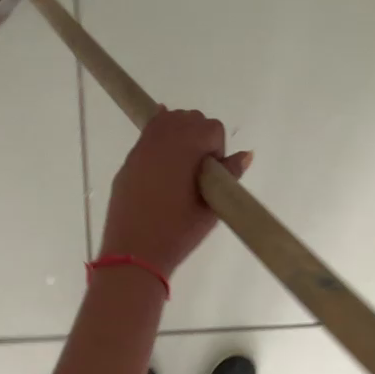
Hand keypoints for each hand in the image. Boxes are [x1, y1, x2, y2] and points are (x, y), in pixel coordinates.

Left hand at [99, 107, 251, 274]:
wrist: (134, 255)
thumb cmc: (176, 234)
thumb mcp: (209, 208)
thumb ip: (228, 176)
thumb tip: (246, 155)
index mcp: (187, 144)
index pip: (213, 128)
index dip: (217, 151)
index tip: (211, 177)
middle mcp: (163, 137)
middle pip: (189, 119)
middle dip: (198, 139)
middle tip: (197, 174)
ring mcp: (142, 148)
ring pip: (166, 122)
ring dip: (179, 137)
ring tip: (180, 170)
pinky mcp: (128, 162)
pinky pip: (147, 138)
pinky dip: (158, 142)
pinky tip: (162, 160)